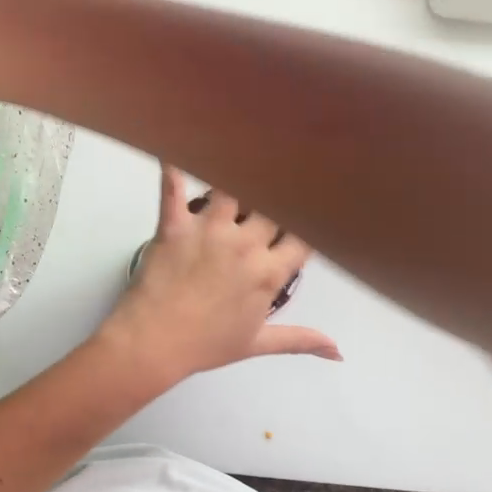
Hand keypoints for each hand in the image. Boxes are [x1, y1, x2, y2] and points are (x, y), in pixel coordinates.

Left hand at [99, 167, 339, 385]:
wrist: (152, 345)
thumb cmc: (202, 346)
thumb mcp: (255, 344)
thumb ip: (300, 339)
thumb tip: (338, 352)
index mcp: (269, 273)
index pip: (305, 235)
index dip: (312, 217)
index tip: (317, 202)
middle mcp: (245, 246)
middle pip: (274, 205)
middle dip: (279, 190)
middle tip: (283, 169)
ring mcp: (208, 233)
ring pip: (233, 188)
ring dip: (238, 172)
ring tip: (243, 148)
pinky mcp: (173, 227)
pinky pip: (173, 189)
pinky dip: (172, 165)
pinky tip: (173, 139)